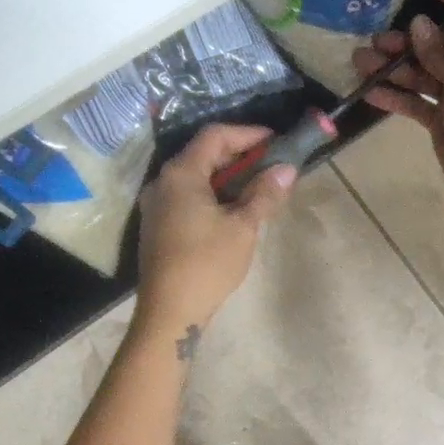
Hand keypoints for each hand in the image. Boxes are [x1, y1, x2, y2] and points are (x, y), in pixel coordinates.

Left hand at [137, 124, 295, 329]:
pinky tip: (233, 209)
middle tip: (270, 163)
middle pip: (203, 154)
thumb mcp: (243, 227)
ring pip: (195, 176)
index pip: (215, 136)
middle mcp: (163, 182)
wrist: (169, 310)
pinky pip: (187, 196)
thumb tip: (287, 170)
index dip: (248, 134)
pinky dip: (212, 193)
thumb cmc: (207, 263)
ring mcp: (156, 204)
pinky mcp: (158, 224)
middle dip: (239, 155)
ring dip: (226, 176)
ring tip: (257, 186)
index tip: (275, 141)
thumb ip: (264, 194)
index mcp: (181, 174)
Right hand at [353, 0, 443, 214]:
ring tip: (361, 62)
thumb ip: (439, 56)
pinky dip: (394, 96)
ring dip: (393, 68)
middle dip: (408, 42)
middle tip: (377, 41)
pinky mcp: (439, 119)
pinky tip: (369, 91)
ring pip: (420, 74)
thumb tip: (418, 23)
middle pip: (438, 46)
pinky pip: (414, 102)